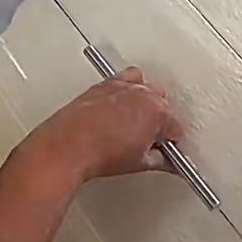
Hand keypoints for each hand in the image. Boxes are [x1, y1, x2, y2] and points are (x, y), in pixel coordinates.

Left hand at [14, 68, 184, 190]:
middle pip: (163, 103)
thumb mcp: (138, 163)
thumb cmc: (99, 153)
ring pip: (146, 86)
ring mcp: (123, 87)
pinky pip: (126, 78)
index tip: (168, 145)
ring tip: (136, 117)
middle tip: (150, 136)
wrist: (66, 148)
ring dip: (146, 99)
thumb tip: (166, 161)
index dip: (173, 139)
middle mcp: (143, 95)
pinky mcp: (105, 85)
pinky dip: (128, 86)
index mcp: (157, 112)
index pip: (175, 126)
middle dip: (160, 118)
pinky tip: (122, 101)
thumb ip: (160, 160)